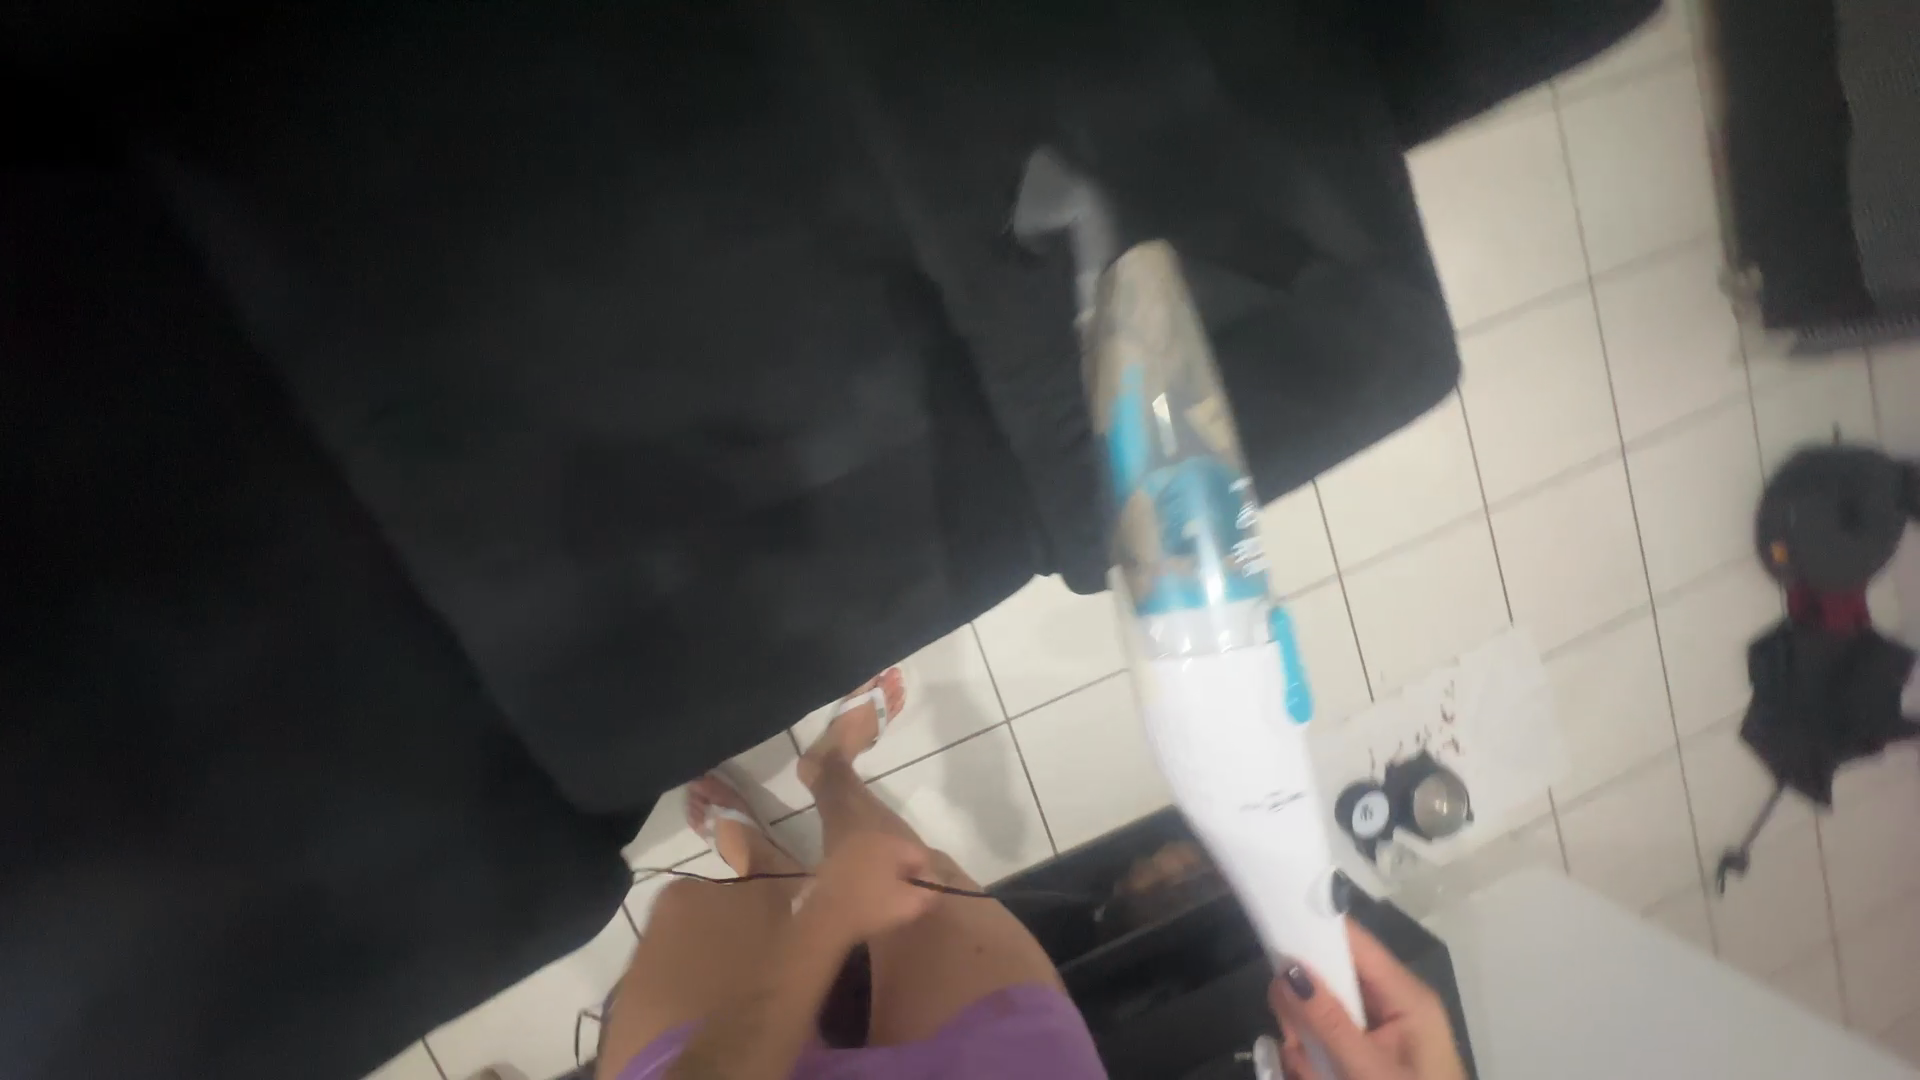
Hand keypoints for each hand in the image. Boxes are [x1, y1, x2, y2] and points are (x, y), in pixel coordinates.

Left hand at [802, 831, 939, 944]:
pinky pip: (858, 865)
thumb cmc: (872, 908)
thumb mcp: (910, 905)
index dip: (925, 877)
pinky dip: (864, 877)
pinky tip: (861, 896)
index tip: (919, 898)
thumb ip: (930, 893)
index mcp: (891, 842)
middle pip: (898, 853)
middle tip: (901, 899)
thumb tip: (936, 885)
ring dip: (883, 874)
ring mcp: (848, 846)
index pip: (920, 855)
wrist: (825, 919)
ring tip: (880, 899)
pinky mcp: (832, 860)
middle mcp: (870, 836)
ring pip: (877, 858)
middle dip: (904, 873)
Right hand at [1268, 921, 1465, 1079]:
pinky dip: (1311, 1056)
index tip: (1268, 928)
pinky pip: (1322, 1034)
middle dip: (1302, 1006)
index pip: (1351, 937)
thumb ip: (1328, 1022)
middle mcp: (1390, 1001)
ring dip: (1303, 1039)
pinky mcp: (1365, 1050)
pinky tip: (1320, 1077)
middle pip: (1325, 971)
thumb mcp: (1372, 1075)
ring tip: (1317, 1074)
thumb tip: (1287, 968)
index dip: (1311, 925)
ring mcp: (1377, 1027)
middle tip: (1296, 1040)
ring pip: (1316, 1006)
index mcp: (1405, 996)